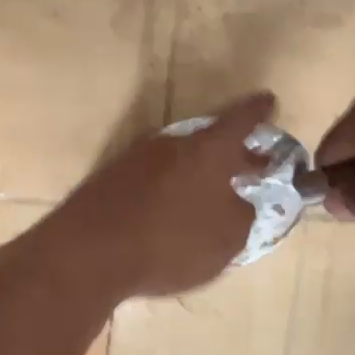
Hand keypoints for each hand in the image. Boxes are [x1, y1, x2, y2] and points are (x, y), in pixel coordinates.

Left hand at [39, 93, 276, 298]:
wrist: (86, 254)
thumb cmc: (168, 244)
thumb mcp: (226, 238)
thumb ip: (241, 214)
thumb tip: (238, 201)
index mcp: (206, 151)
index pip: (240, 120)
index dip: (257, 112)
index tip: (268, 100)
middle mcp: (169, 146)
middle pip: (207, 141)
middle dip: (232, 152)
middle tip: (252, 163)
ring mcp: (134, 161)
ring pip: (178, 159)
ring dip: (198, 172)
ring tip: (214, 192)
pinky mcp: (109, 182)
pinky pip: (152, 179)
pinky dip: (170, 188)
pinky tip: (172, 210)